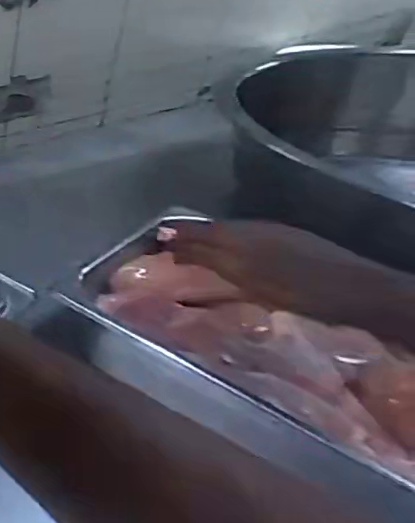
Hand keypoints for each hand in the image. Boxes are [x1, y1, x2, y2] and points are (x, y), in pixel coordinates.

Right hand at [163, 219, 414, 343]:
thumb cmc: (299, 289)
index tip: (150, 251)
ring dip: (215, 249)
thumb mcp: (243, 275)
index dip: (166, 237)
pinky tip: (245, 269)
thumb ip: (202, 254)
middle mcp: (252, 226)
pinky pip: (255, 245)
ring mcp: (280, 234)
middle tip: (174, 260)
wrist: (373, 296)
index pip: (186, 228)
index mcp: (233, 230)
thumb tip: (163, 237)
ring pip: (232, 238)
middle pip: (208, 231)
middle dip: (189, 242)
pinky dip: (240, 255)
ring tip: (206, 266)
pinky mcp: (300, 246)